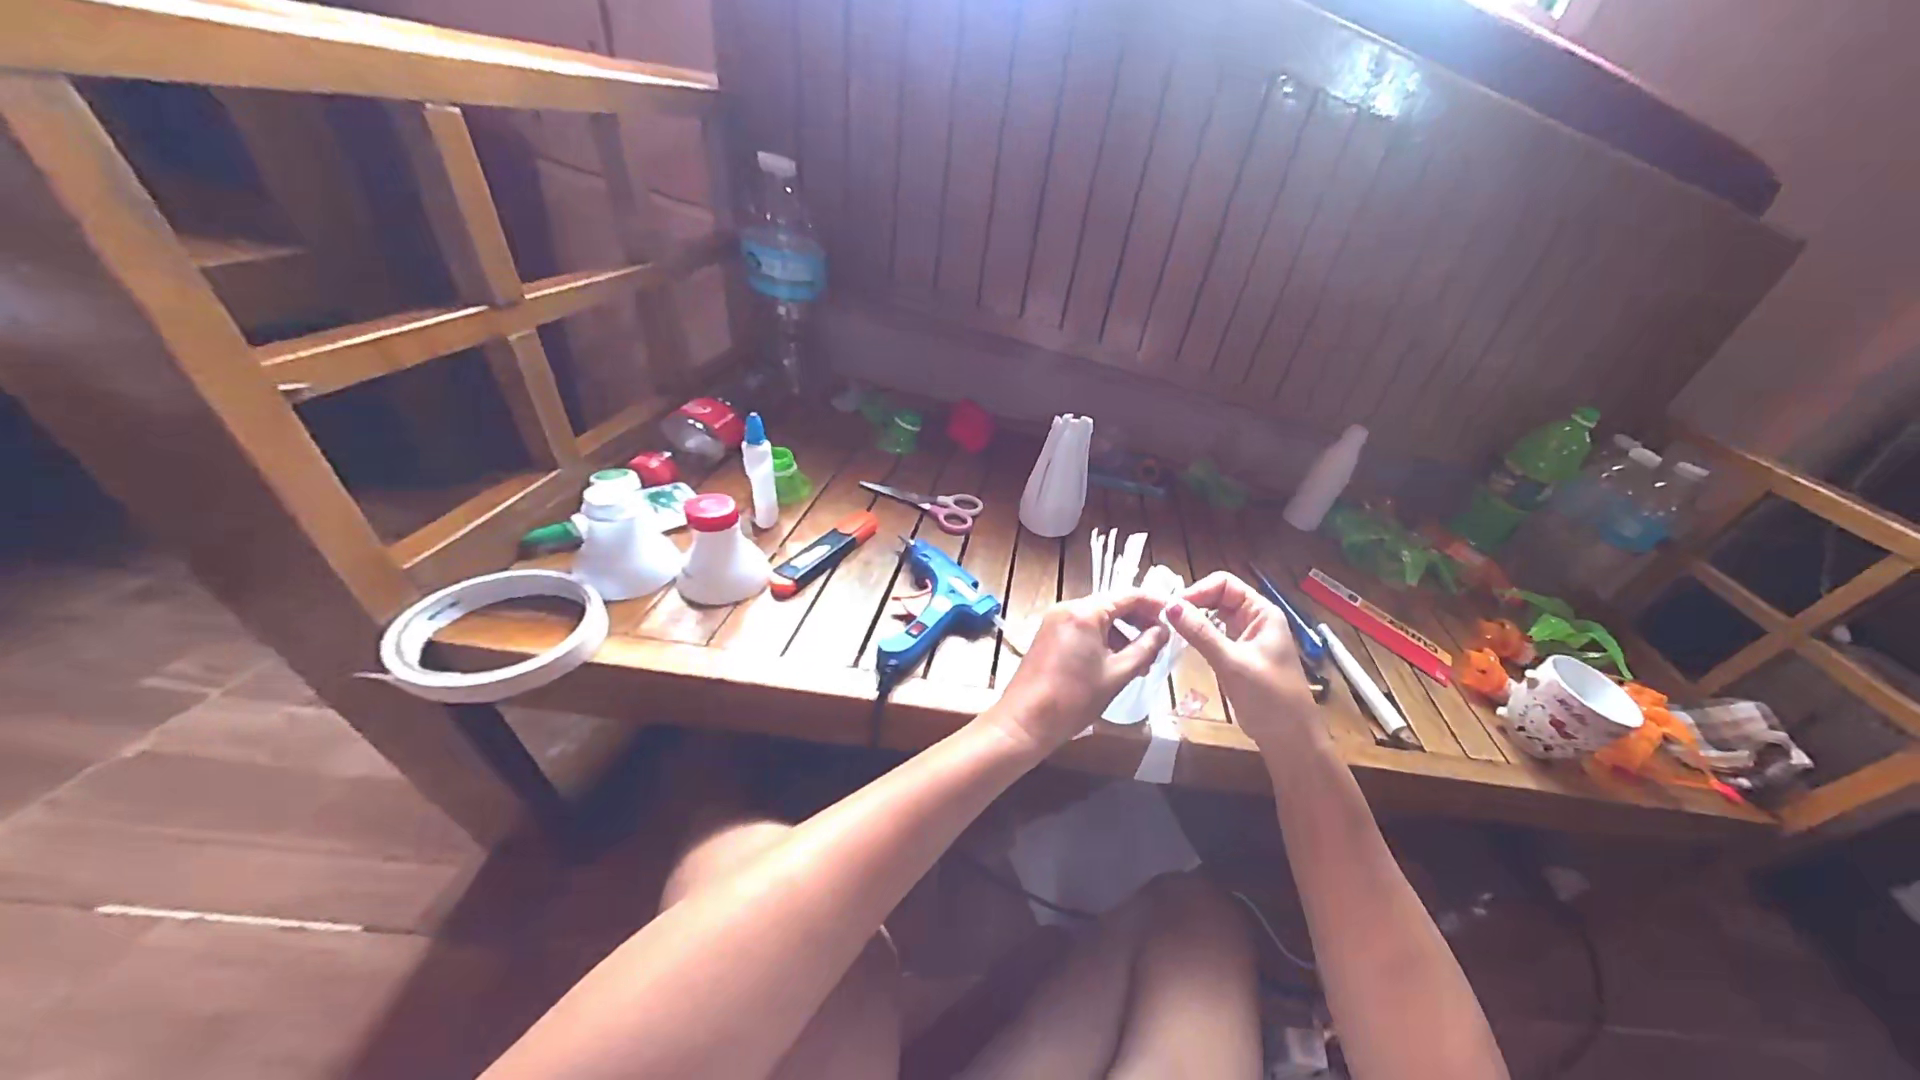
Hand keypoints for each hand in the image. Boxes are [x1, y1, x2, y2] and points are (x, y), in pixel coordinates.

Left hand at [985, 591, 1169, 754]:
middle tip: (1160, 647)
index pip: (1129, 595)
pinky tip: (1117, 664)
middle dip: (1139, 623)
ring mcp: (1055, 621)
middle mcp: (1068, 608)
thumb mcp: (1118, 673)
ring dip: (1122, 635)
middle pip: (1113, 605)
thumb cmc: (1074, 698)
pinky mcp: (1049, 636)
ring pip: (1098, 619)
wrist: (1025, 721)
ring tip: (1141, 663)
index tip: (1176, 618)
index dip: (1155, 604)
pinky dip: (1103, 641)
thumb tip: (1163, 631)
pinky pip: (1083, 630)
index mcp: (1085, 611)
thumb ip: (1145, 648)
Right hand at [1163, 572, 1320, 753]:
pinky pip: (1211, 635)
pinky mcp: (1236, 655)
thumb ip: (1201, 633)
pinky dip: (1195, 635)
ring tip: (1168, 629)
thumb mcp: (1232, 663)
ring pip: (1211, 616)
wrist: (1290, 740)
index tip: (1172, 607)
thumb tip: (1169, 606)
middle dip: (1191, 603)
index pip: (1224, 583)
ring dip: (1191, 619)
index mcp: (1262, 612)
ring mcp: (1245, 637)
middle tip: (1165, 618)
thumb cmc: (1269, 698)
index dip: (1197, 590)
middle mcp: (1254, 619)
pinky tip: (1180, 643)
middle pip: (1216, 596)